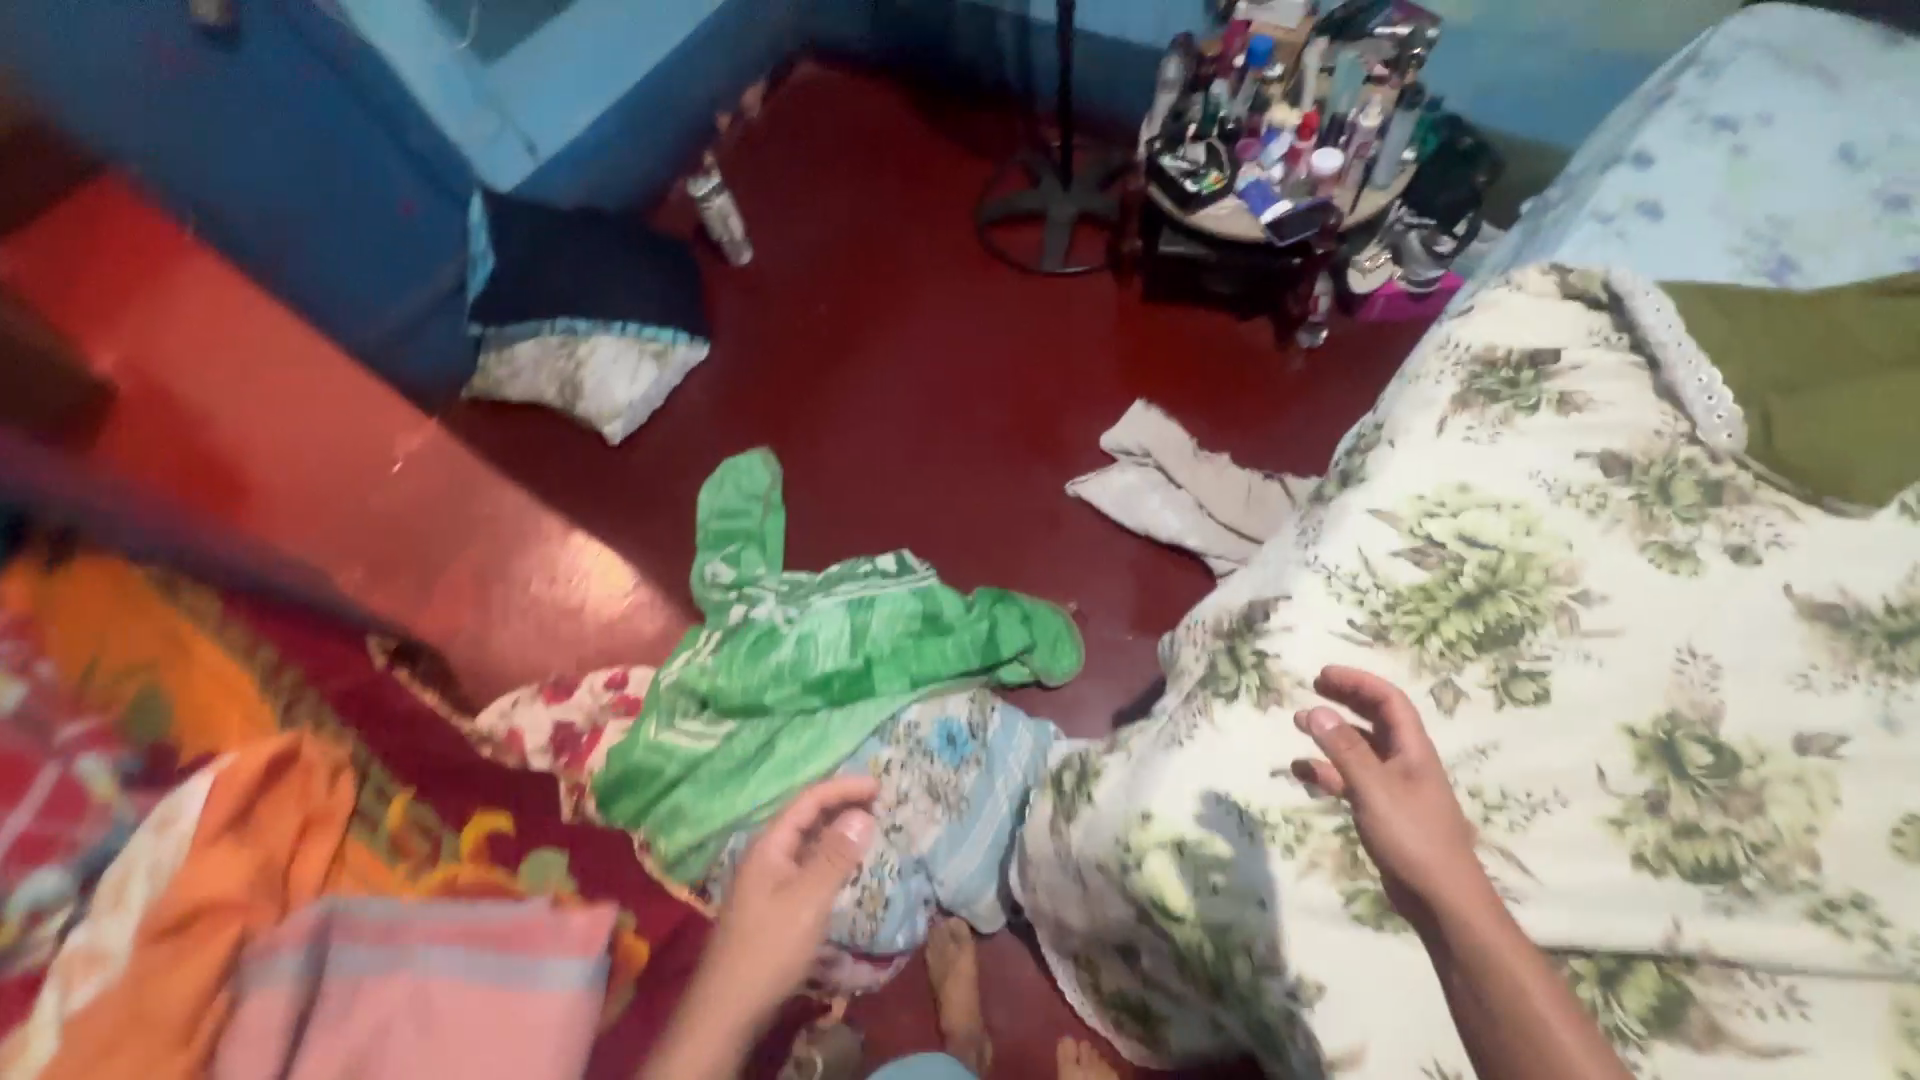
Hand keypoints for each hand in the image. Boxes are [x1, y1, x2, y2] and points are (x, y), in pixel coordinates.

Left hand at [688, 775, 878, 1035]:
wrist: (727, 1009)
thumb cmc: (769, 949)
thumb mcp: (808, 900)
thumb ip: (835, 856)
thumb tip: (862, 813)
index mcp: (769, 846)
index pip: (808, 800)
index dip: (843, 788)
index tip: (879, 786)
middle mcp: (766, 855)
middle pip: (805, 817)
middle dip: (841, 804)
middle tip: (879, 801)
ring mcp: (767, 879)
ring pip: (806, 841)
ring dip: (836, 830)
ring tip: (869, 826)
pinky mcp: (773, 903)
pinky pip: (805, 864)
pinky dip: (829, 856)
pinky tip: (845, 866)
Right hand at [1289, 666, 1494, 930]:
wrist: (1440, 898)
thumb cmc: (1412, 836)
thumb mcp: (1374, 788)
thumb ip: (1343, 749)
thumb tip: (1315, 710)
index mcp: (1413, 750)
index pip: (1389, 701)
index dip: (1358, 682)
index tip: (1323, 675)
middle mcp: (1405, 761)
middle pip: (1375, 719)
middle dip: (1345, 700)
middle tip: (1312, 687)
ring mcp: (1394, 787)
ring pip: (1360, 748)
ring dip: (1331, 734)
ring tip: (1298, 724)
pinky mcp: (1382, 810)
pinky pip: (1350, 779)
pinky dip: (1327, 771)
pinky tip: (1303, 772)